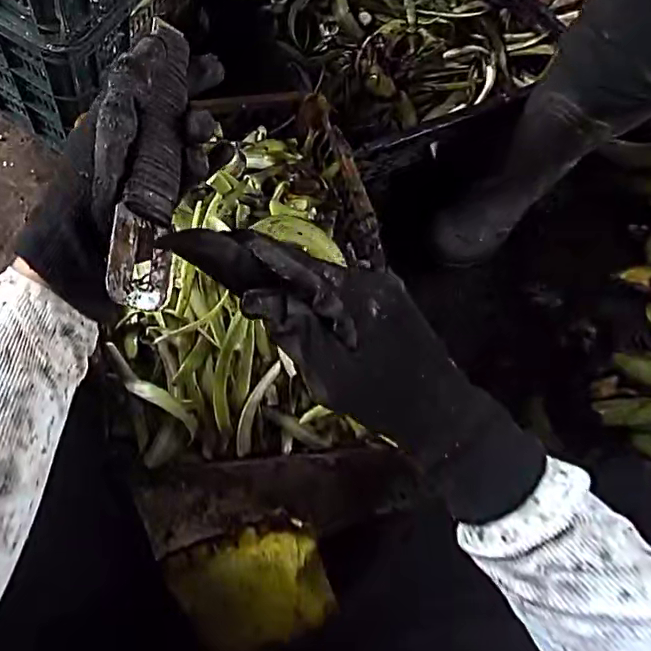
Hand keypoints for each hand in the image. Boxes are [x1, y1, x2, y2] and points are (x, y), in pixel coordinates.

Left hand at [14, 30, 220, 322]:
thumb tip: (148, 48)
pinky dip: (209, 161)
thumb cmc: (88, 188)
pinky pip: (192, 171)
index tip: (191, 47)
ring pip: (185, 136)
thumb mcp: (108, 129)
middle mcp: (133, 138)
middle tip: (216, 72)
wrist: (83, 253)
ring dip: (200, 128)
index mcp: (115, 118)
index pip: (147, 80)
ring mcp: (150, 166)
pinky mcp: (163, 194)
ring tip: (202, 131)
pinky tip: (222, 155)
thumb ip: (130, 90)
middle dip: (193, 86)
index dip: (170, 62)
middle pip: (171, 104)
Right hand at [161, 229, 546, 521]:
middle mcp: (360, 275)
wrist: (446, 413)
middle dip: (254, 254)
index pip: (282, 260)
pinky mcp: (382, 290)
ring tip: (241, 268)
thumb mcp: (328, 375)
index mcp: (345, 293)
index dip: (239, 248)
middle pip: (297, 257)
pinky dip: (304, 282)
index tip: (204, 236)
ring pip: (316, 267)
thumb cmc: (382, 401)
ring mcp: (375, 279)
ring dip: (280, 269)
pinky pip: (333, 278)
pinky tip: (286, 288)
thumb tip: (251, 295)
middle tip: (214, 249)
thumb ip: (291, 330)